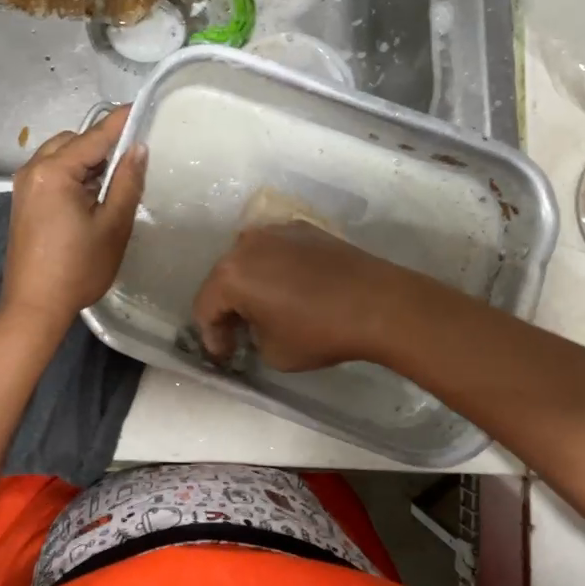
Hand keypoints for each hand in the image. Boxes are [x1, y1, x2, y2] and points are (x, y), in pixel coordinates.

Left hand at [2, 107, 148, 324]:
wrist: (34, 306)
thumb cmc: (78, 268)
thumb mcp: (112, 225)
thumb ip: (127, 182)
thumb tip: (138, 148)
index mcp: (54, 171)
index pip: (94, 136)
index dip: (121, 121)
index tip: (143, 106)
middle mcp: (33, 170)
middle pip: (73, 141)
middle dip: (102, 144)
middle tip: (133, 157)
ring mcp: (24, 186)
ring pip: (61, 156)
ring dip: (86, 160)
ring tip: (116, 178)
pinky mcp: (23, 202)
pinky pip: (51, 173)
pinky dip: (73, 174)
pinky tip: (93, 194)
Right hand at [191, 222, 411, 371]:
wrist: (379, 303)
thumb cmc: (319, 331)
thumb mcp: (273, 353)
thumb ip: (251, 338)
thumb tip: (256, 328)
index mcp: (229, 275)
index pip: (205, 309)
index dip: (213, 337)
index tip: (227, 356)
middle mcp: (245, 244)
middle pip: (224, 279)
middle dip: (229, 308)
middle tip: (243, 334)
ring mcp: (275, 231)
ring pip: (250, 260)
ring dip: (252, 285)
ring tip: (268, 309)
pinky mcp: (303, 228)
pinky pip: (277, 251)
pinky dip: (277, 269)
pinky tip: (295, 290)